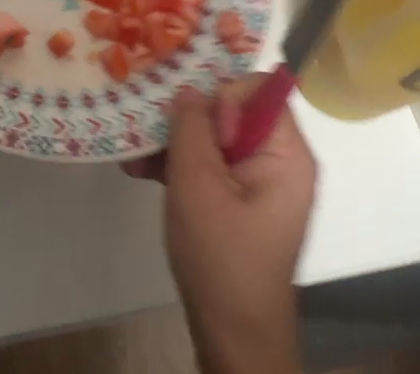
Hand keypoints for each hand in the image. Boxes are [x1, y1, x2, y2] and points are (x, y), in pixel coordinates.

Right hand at [135, 80, 316, 373]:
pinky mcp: (238, 201)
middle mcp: (278, 161)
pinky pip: (210, 166)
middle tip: (146, 126)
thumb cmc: (221, 256)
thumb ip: (191, 129)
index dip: (221, 95)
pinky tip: (140, 171)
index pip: (259, 90)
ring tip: (133, 154)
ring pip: (214, 139)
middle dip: (186, 118)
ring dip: (174, 143)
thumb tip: (188, 87)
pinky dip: (179, 167)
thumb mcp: (198, 186)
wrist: (232, 332)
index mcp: (286, 154)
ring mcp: (257, 183)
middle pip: (232, 113)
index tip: (190, 119)